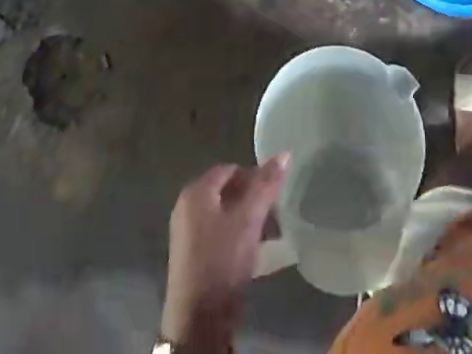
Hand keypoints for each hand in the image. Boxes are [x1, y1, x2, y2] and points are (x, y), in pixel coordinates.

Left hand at [161, 155, 288, 347]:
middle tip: (273, 211)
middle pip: (226, 190)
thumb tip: (284, 153)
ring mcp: (187, 233)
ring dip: (247, 218)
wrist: (199, 319)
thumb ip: (267, 185)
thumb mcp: (249, 219)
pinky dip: (237, 235)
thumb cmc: (223, 259)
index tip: (274, 192)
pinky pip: (219, 233)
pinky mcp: (192, 256)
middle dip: (252, 197)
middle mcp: (187, 208)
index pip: (230, 169)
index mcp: (196, 192)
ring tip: (268, 231)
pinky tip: (253, 250)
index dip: (254, 175)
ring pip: (224, 213)